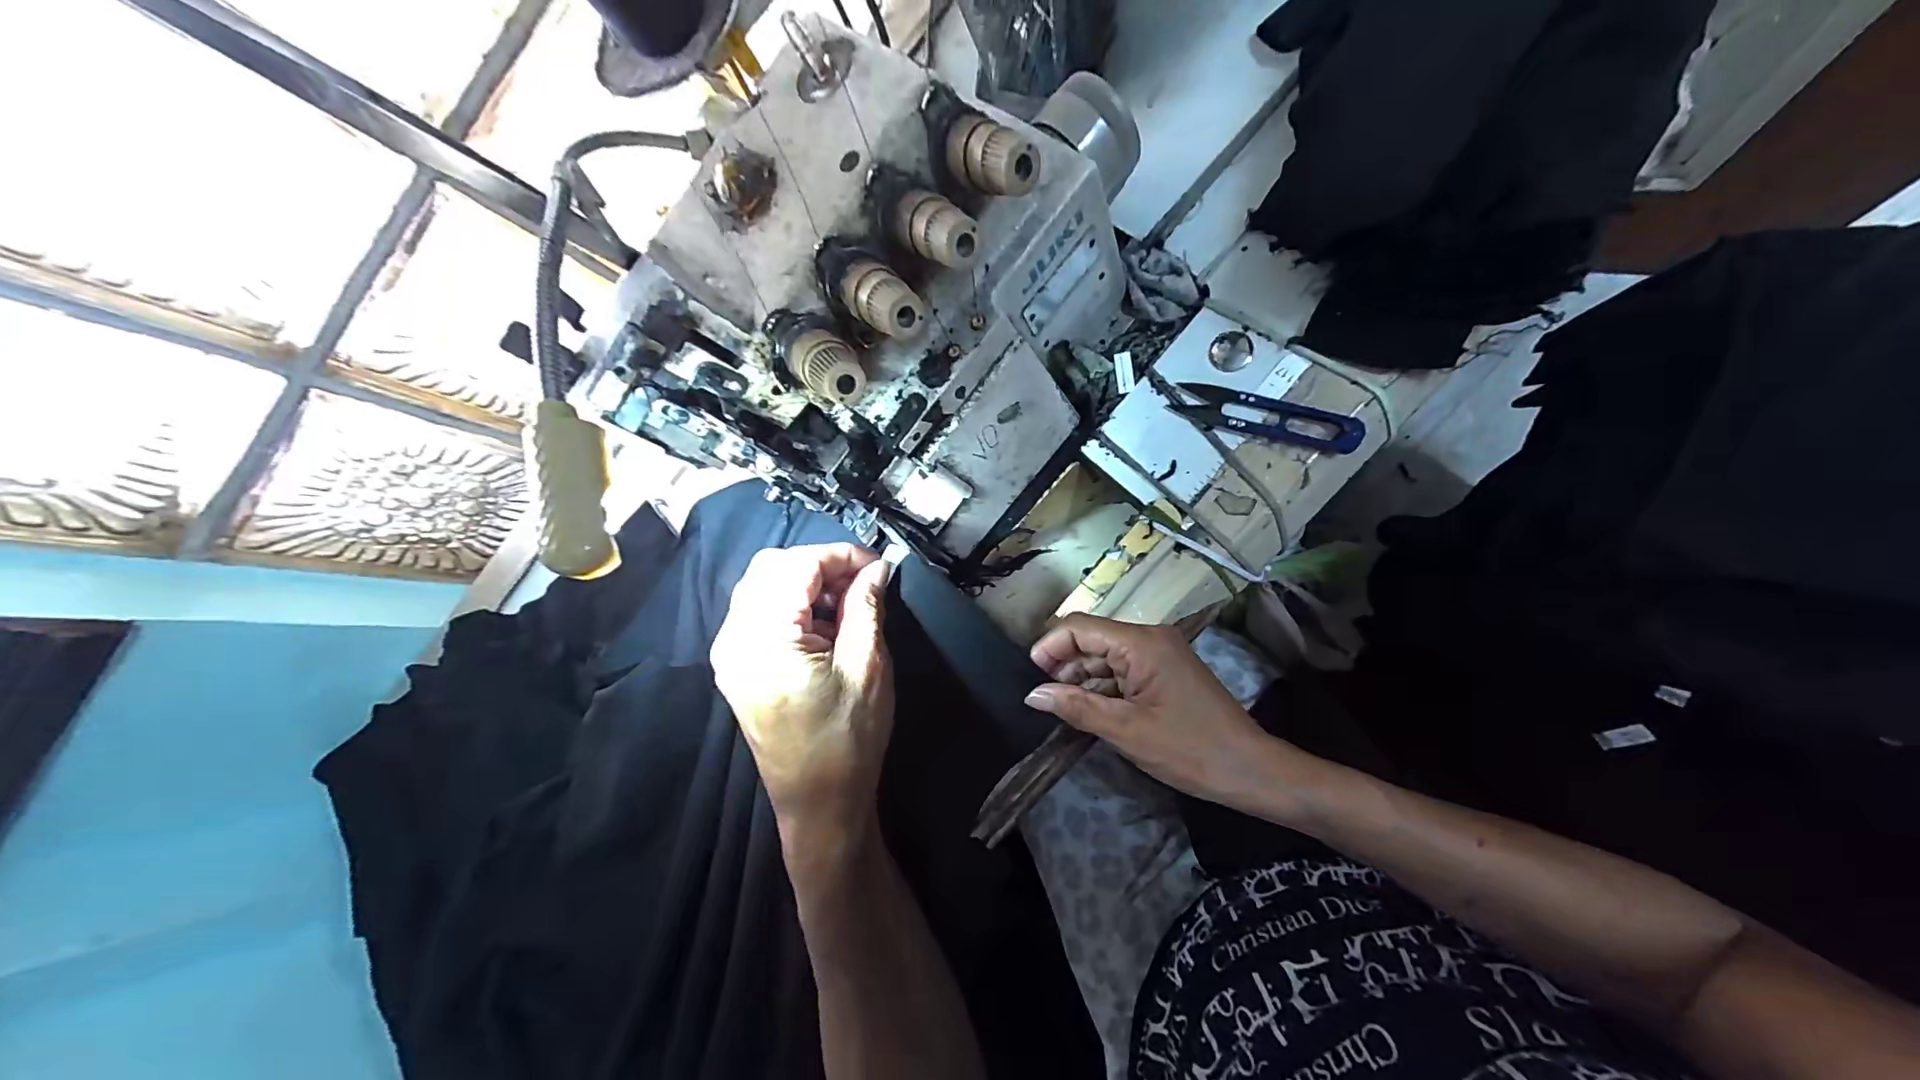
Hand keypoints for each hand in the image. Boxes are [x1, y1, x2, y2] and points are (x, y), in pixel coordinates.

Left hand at [711, 544, 894, 848]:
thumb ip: (866, 607)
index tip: (878, 565)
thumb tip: (877, 568)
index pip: (797, 566)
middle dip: (820, 564)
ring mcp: (729, 653)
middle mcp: (734, 639)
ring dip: (805, 582)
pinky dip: (791, 604)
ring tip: (847, 602)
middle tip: (863, 582)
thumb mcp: (867, 668)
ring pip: (762, 586)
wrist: (819, 803)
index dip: (840, 555)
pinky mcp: (736, 665)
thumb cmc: (848, 740)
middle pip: (771, 567)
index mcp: (765, 639)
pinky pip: (758, 612)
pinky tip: (823, 624)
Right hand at [1025, 614, 1306, 814]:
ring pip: (1106, 654)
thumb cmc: (1190, 749)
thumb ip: (1076, 707)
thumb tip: (1033, 694)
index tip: (1033, 678)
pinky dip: (1104, 685)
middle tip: (1048, 699)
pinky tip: (1091, 708)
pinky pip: (1124, 668)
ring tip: (1066, 708)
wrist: (1251, 770)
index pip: (1080, 627)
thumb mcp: (1127, 731)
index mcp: (1142, 643)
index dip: (1050, 647)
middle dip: (1065, 663)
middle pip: (1092, 638)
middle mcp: (1150, 637)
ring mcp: (1161, 653)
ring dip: (1083, 677)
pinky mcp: (1166, 670)